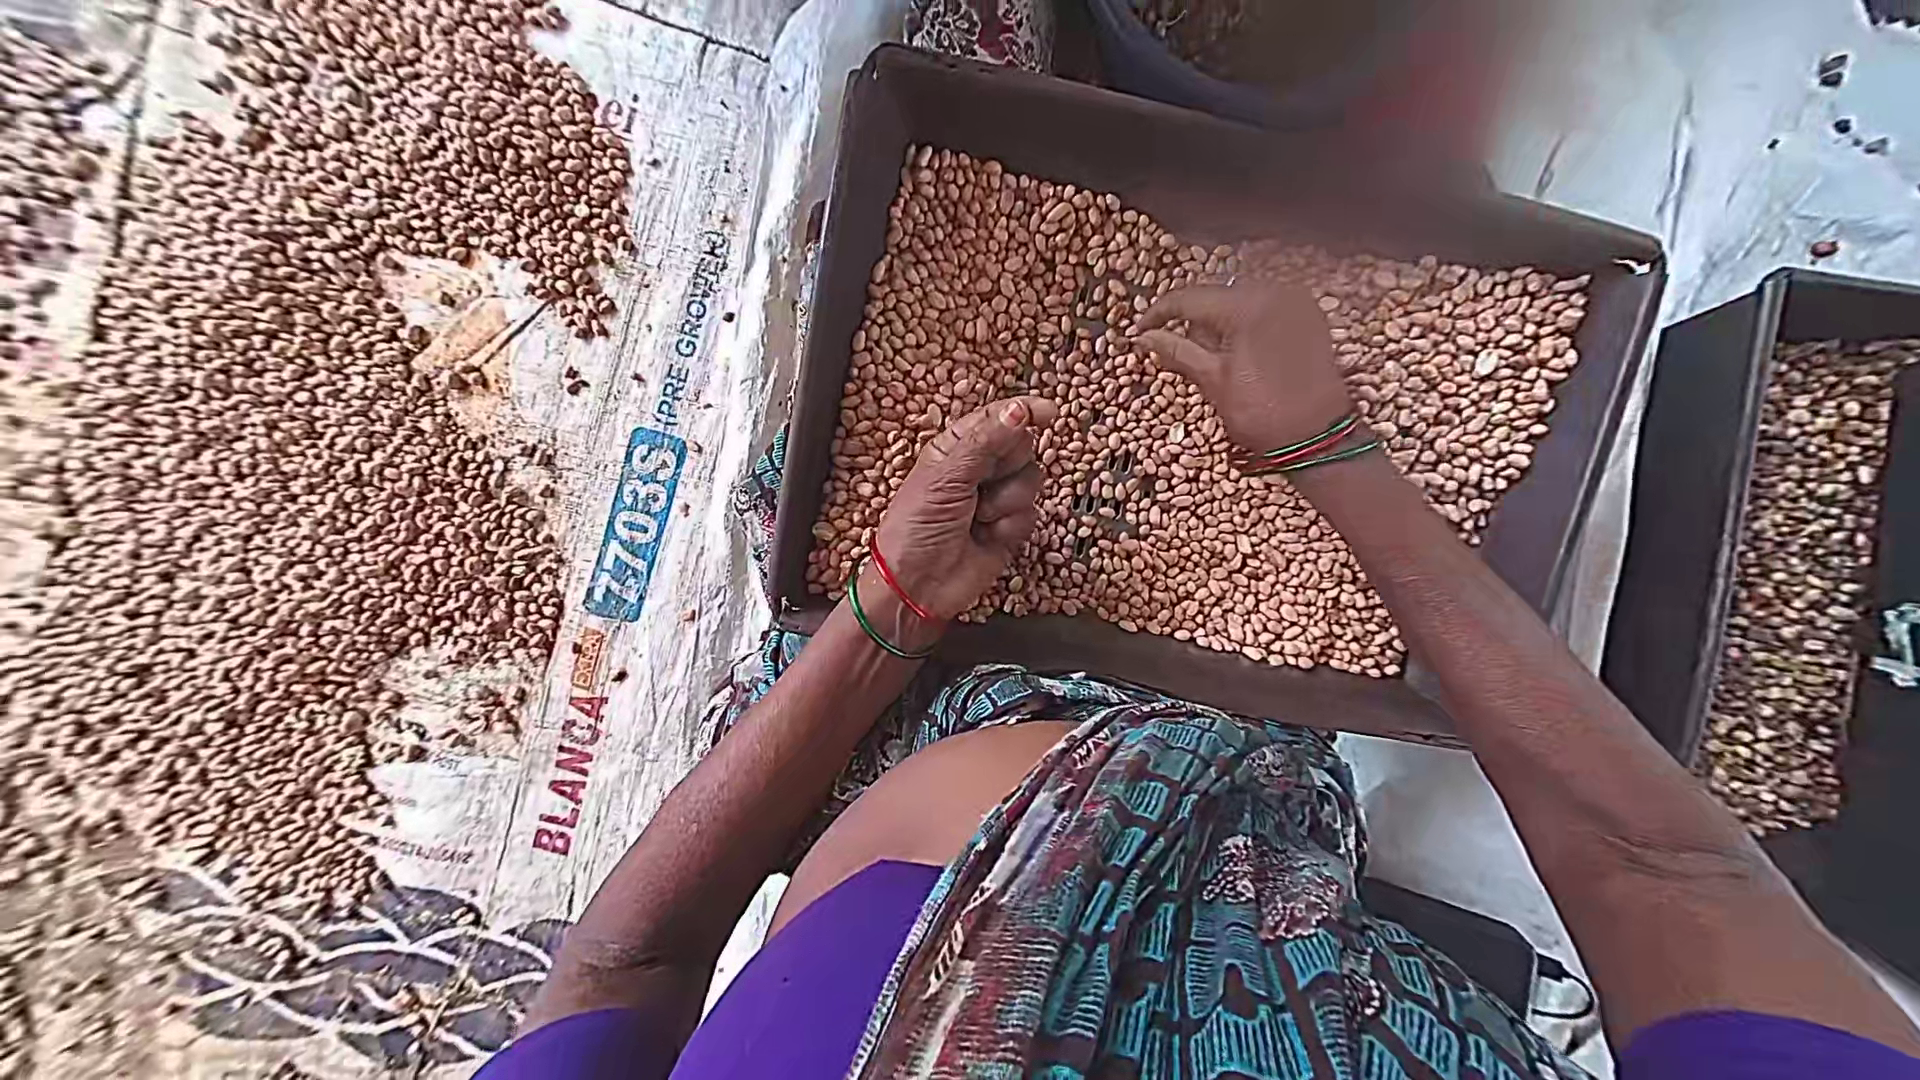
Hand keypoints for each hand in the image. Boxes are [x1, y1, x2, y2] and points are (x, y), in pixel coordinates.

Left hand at [872, 396, 1059, 621]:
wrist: (918, 586)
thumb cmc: (915, 528)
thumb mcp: (945, 478)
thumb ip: (985, 442)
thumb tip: (1019, 411)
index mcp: (956, 447)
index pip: (997, 418)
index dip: (1023, 412)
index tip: (1048, 412)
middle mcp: (978, 469)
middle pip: (1022, 447)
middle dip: (1006, 467)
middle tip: (979, 485)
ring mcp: (996, 498)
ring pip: (1031, 480)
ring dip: (1006, 500)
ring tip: (977, 517)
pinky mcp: (1009, 526)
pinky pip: (1031, 513)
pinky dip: (1010, 526)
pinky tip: (987, 536)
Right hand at [1132, 282, 1351, 453]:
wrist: (1316, 435)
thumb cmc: (1260, 412)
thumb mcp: (1211, 380)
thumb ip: (1176, 350)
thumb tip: (1143, 337)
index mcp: (1247, 306)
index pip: (1189, 298)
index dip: (1158, 314)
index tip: (1139, 330)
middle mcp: (1274, 292)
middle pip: (1214, 295)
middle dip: (1191, 321)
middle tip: (1174, 351)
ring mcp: (1294, 301)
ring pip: (1238, 300)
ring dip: (1216, 323)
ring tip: (1210, 359)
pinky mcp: (1307, 315)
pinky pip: (1263, 308)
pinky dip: (1242, 324)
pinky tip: (1236, 353)